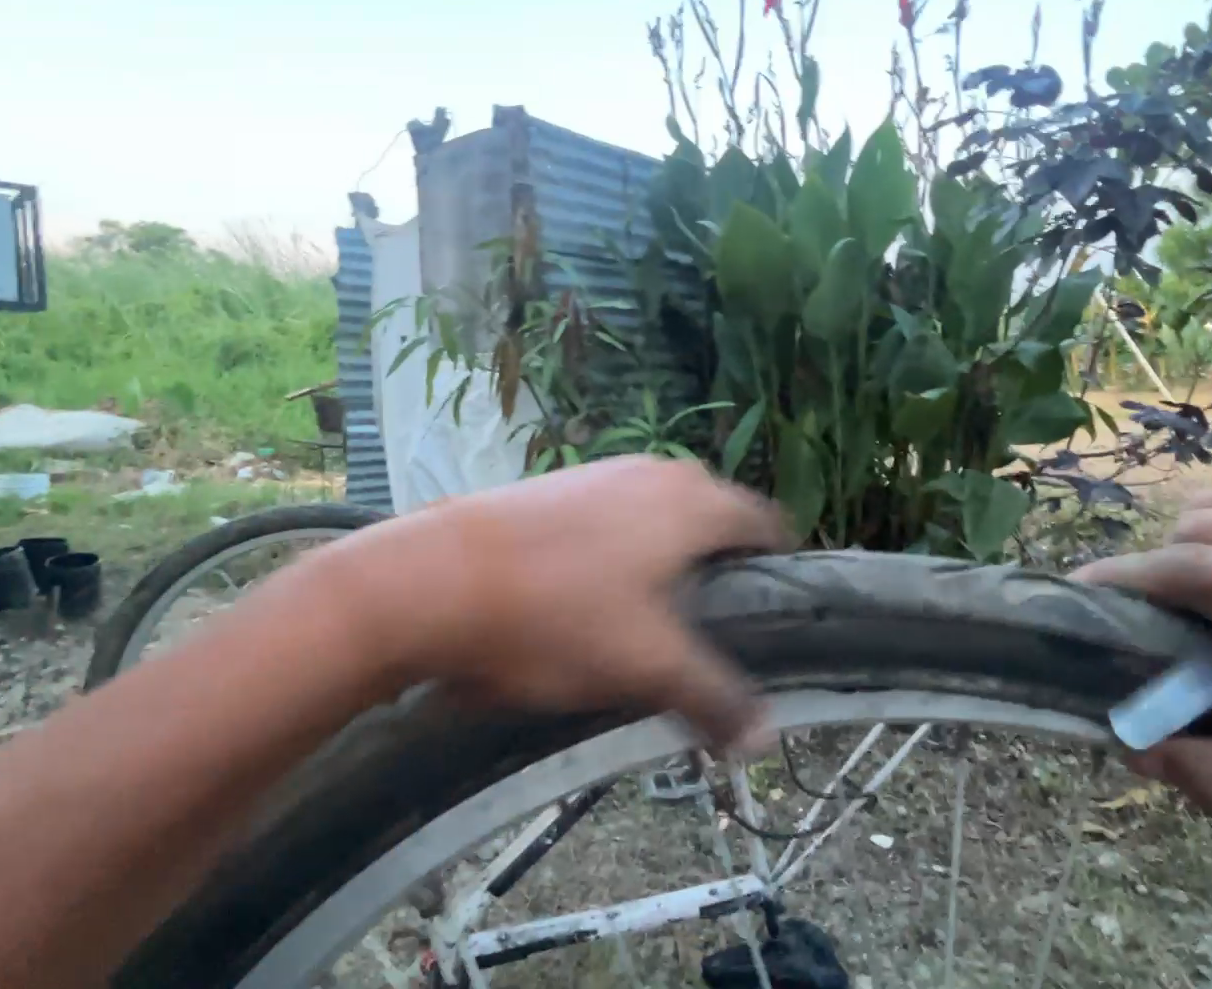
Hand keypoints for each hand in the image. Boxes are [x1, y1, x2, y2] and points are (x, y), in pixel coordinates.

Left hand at [320, 457, 790, 751]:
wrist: (431, 580)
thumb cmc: (557, 616)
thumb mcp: (646, 666)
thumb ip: (714, 698)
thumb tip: (764, 738)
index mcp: (695, 502)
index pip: (766, 523)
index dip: (779, 568)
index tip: (775, 612)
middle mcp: (656, 472)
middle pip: (714, 519)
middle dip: (722, 568)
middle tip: (717, 626)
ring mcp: (602, 472)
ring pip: (661, 517)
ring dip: (669, 559)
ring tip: (654, 617)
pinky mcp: (557, 486)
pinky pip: (615, 517)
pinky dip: (623, 550)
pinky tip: (592, 595)